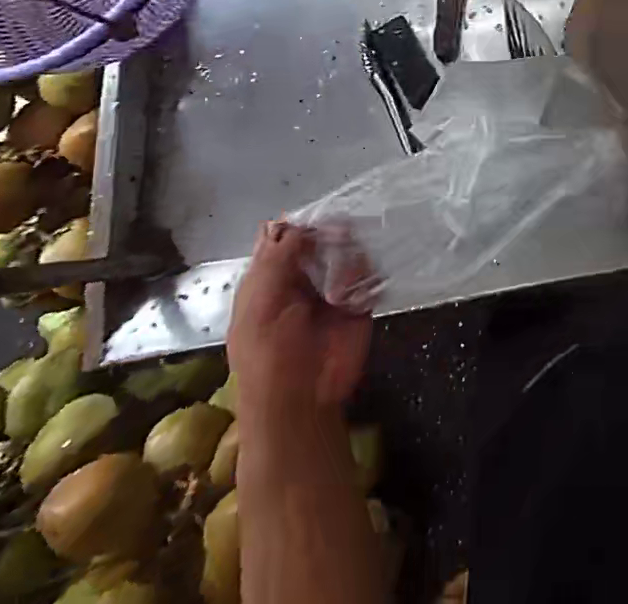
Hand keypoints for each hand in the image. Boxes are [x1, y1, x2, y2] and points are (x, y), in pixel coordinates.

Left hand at [229, 221, 371, 424]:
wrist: (302, 405)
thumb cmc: (268, 359)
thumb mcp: (258, 307)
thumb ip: (273, 262)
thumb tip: (290, 223)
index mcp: (271, 275)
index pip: (285, 235)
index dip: (298, 224)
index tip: (311, 224)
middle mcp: (304, 276)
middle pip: (322, 237)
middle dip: (330, 236)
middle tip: (336, 242)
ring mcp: (333, 289)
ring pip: (349, 251)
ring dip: (347, 261)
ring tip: (337, 289)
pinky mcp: (359, 304)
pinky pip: (369, 276)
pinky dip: (363, 280)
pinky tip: (349, 299)